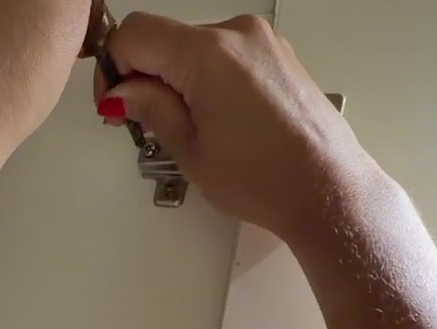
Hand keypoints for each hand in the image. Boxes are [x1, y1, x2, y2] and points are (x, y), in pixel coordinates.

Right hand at [97, 14, 371, 240]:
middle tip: (140, 124)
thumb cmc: (265, 178)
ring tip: (184, 131)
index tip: (111, 102)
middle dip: (144, 77)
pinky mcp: (275, 53)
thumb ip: (152, 110)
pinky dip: (205, 79)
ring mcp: (261, 39)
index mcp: (208, 55)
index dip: (113, 67)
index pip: (137, 34)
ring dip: (176, 80)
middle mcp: (236, 33)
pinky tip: (212, 121)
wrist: (324, 186)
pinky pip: (224, 55)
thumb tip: (123, 93)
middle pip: (166, 39)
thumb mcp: (191, 151)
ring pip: (194, 48)